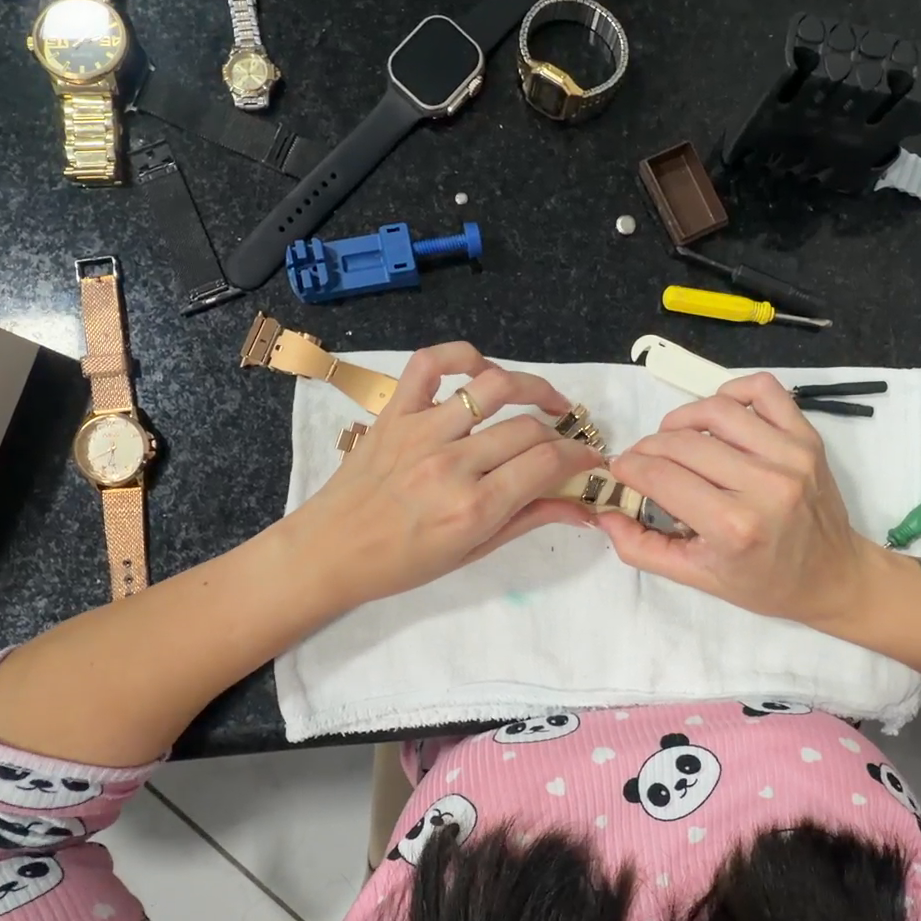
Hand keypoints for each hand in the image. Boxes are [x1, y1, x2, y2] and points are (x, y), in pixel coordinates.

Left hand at [285, 342, 602, 607]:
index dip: (581, 456)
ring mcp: (421, 431)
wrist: (330, 552)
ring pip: (493, 387)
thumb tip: (583, 507)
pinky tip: (482, 371)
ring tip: (546, 401)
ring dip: (532, 387)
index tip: (591, 459)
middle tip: (567, 443)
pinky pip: (430, 364)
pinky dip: (462, 356)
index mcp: (473, 507)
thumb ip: (529, 520)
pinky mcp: (395, 412)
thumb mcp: (472, 552)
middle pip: (528, 428)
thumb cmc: (402, 564)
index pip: (548, 463)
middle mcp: (452, 463)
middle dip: (562, 433)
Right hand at [595, 373, 876, 628]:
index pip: (660, 477)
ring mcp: (790, 455)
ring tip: (673, 439)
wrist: (833, 575)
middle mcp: (765, 485)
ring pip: (715, 410)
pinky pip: (763, 390)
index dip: (628, 468)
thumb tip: (603, 514)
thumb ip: (643, 549)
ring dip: (681, 419)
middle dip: (647, 448)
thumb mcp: (698, 578)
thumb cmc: (763, 582)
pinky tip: (717, 416)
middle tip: (641, 462)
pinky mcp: (807, 437)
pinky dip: (731, 393)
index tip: (620, 472)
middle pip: (681, 442)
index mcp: (734, 527)